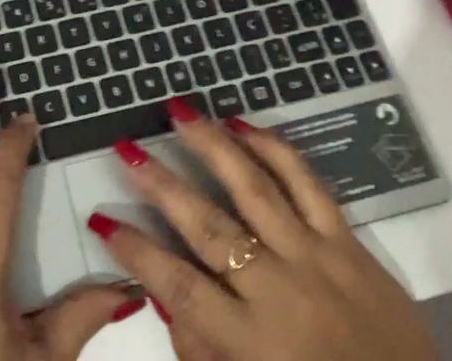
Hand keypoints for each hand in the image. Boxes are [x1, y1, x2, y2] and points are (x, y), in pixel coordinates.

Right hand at [87, 99, 437, 360]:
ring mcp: (316, 258)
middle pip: (209, 227)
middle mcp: (278, 290)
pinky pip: (309, 185)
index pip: (179, 286)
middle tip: (126, 148)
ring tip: (179, 113)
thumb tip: (161, 294)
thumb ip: (201, 349)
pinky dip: (276, 151)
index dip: (137, 250)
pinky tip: (245, 125)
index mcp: (250, 340)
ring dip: (213, 147)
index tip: (103, 219)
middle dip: (161, 184)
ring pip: (255, 190)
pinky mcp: (348, 241)